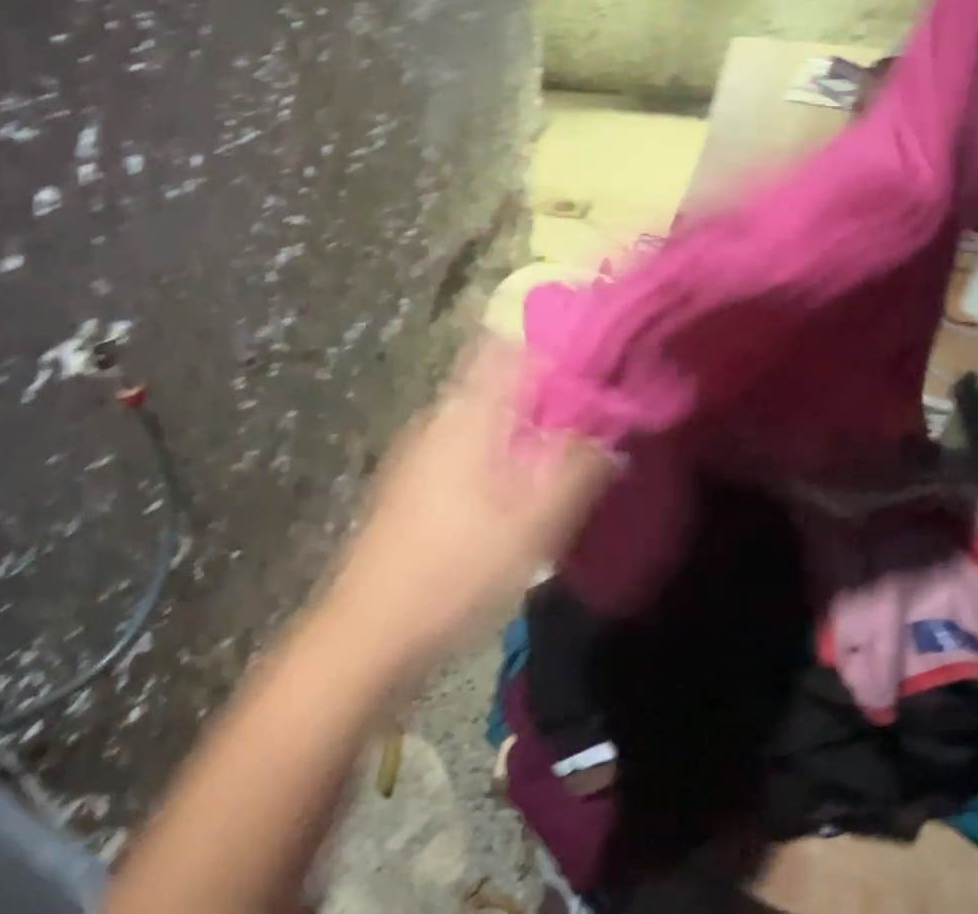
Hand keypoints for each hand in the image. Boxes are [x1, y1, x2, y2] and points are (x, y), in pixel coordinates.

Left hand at [322, 338, 613, 667]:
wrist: (370, 629)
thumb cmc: (453, 573)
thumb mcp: (531, 526)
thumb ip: (576, 469)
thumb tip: (607, 429)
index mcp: (465, 414)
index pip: (511, 348)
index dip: (559, 349)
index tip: (604, 369)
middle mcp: (438, 420)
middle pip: (500, 385)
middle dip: (551, 398)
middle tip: (601, 425)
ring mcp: (420, 453)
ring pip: (486, 422)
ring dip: (528, 434)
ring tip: (574, 462)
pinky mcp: (413, 487)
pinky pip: (469, 453)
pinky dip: (502, 460)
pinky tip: (525, 498)